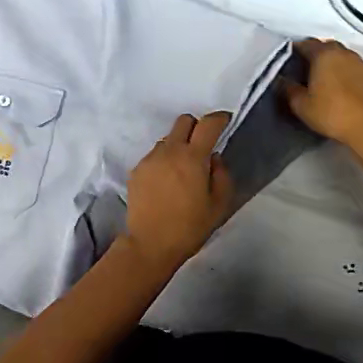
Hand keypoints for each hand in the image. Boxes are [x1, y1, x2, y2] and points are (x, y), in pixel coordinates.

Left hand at [119, 112, 235, 268]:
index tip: (225, 122)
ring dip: (178, 147)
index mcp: (192, 157)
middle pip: (183, 121)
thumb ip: (222, 174)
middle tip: (202, 147)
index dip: (220, 118)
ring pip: (167, 140)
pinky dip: (163, 162)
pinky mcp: (136, 170)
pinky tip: (165, 185)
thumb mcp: (219, 204)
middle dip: (196, 127)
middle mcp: (169, 151)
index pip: (208, 123)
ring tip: (182, 173)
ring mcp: (149, 159)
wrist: (150, 244)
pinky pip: (154, 157)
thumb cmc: (189, 226)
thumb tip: (213, 158)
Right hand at [283, 39, 362, 146]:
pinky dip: (344, 72)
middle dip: (314, 54)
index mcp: (324, 54)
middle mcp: (343, 53)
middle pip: (325, 46)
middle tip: (304, 69)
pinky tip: (340, 87)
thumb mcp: (300, 105)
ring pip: (341, 55)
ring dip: (331, 62)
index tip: (287, 62)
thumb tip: (280, 80)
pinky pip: (353, 67)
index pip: (305, 44)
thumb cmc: (331, 113)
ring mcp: (360, 63)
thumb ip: (288, 89)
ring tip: (322, 78)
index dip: (294, 51)